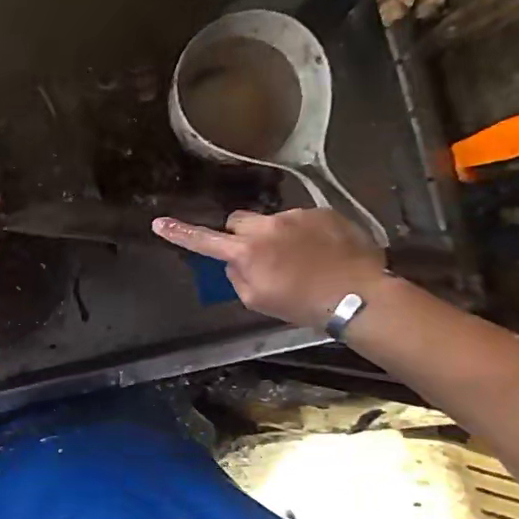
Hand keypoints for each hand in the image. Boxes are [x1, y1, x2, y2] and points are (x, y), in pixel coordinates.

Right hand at [153, 208, 385, 327]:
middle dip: (242, 234)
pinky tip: (322, 251)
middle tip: (260, 256)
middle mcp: (266, 227)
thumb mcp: (257, 301)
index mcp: (245, 252)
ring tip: (303, 258)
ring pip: (273, 220)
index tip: (159, 223)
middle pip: (238, 221)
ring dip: (278, 235)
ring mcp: (297, 216)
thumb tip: (234, 261)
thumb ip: (237, 277)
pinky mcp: (324, 213)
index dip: (179, 233)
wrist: (360, 296)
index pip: (203, 240)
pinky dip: (306, 233)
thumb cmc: (302, 304)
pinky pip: (303, 219)